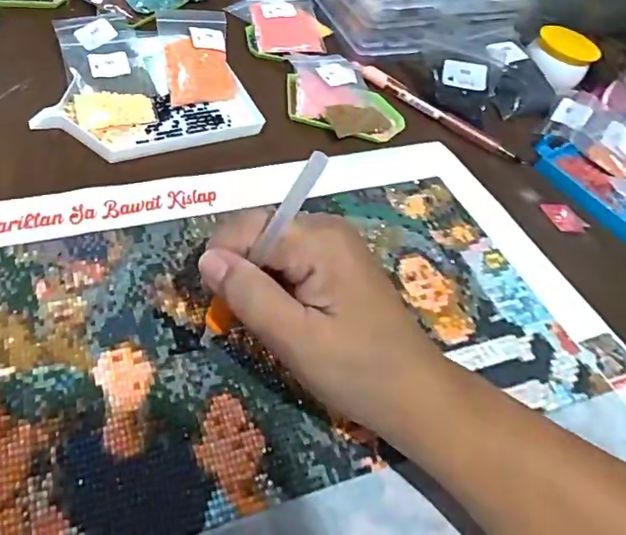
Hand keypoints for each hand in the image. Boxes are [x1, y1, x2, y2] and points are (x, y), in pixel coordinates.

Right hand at [200, 211, 439, 436]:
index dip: (223, 258)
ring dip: (255, 278)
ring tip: (263, 320)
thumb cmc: (358, 372)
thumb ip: (249, 294)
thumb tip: (205, 258)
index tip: (216, 301)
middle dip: (239, 269)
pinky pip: (288, 257)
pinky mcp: (335, 259)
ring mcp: (333, 241)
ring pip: (270, 245)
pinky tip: (283, 314)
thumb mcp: (295, 340)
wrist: (420, 399)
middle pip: (258, 231)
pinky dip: (274, 282)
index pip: (248, 226)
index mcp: (318, 239)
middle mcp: (325, 227)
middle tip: (239, 316)